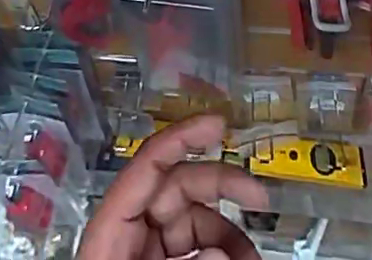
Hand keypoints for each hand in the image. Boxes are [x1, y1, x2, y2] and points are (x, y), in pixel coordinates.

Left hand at [78, 115, 268, 259]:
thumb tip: (227, 256)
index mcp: (112, 229)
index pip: (150, 165)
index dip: (184, 136)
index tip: (220, 125)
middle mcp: (128, 234)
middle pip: (178, 189)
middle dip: (222, 187)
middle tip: (259, 196)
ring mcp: (144, 256)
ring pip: (193, 224)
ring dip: (229, 235)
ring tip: (254, 257)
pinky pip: (194, 253)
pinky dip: (220, 257)